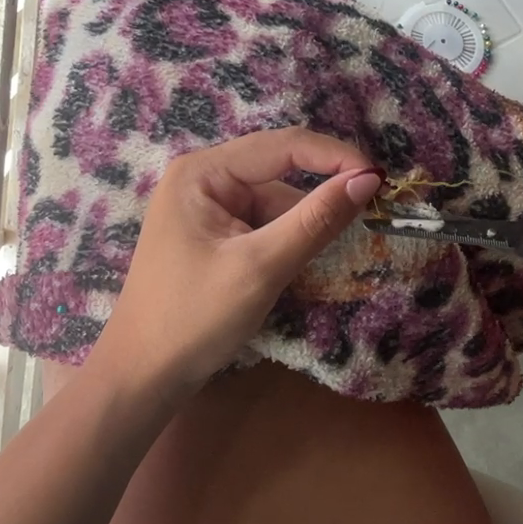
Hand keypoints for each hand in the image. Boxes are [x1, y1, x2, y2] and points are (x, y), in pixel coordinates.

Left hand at [90, 127, 383, 392]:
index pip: (283, 145)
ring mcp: (205, 206)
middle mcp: (202, 177)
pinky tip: (293, 264)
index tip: (381, 180)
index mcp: (203, 172)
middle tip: (371, 210)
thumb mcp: (261, 268)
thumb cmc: (194, 319)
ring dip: (303, 221)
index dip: (335, 156)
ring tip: (325, 250)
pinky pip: (262, 221)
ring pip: (275, 199)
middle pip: (279, 170)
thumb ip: (315, 220)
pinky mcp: (212, 233)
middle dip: (321, 191)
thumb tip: (368, 179)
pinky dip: (286, 237)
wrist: (141, 378)